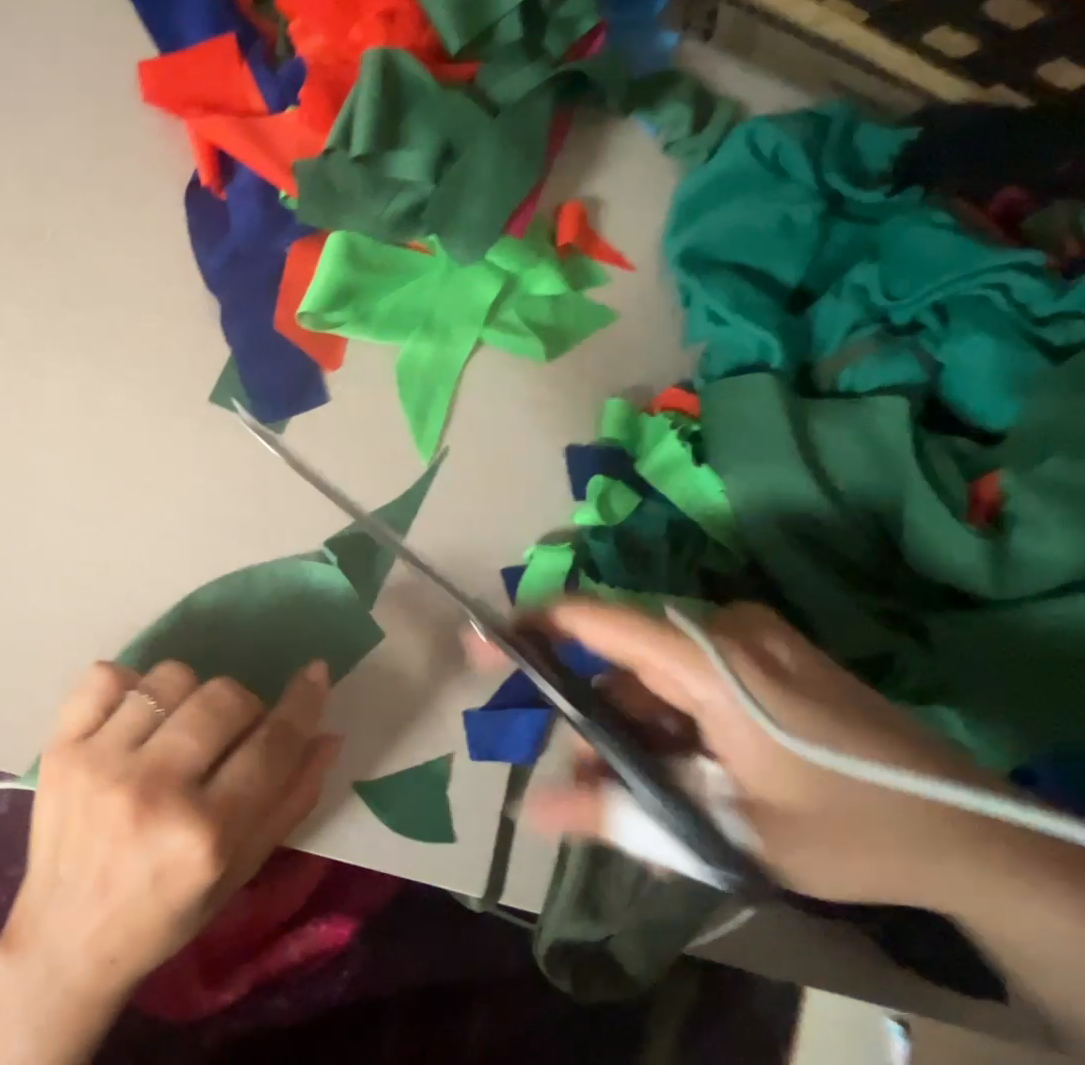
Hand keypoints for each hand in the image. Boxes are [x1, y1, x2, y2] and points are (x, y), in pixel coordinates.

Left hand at [0, 659, 340, 1006]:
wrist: (69, 934)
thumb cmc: (165, 914)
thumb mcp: (239, 874)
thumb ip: (288, 803)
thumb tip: (326, 735)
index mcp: (206, 836)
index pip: (272, 746)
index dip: (302, 704)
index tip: (314, 675)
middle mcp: (153, 790)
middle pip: (223, 698)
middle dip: (244, 706)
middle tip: (233, 734)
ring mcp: (100, 762)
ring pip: (169, 678)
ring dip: (190, 695)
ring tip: (181, 729)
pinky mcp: (61, 746)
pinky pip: (105, 675)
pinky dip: (130, 685)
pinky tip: (136, 718)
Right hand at [475, 600, 1006, 908]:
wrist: (982, 839)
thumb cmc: (851, 830)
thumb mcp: (726, 831)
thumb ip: (619, 813)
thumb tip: (528, 810)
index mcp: (713, 661)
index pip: (594, 619)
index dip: (525, 627)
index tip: (475, 649)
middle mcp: (727, 632)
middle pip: (619, 654)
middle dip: (589, 713)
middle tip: (584, 778)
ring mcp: (753, 642)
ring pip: (652, 671)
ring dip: (631, 726)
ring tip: (639, 794)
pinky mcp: (770, 659)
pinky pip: (688, 675)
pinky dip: (667, 720)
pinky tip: (681, 772)